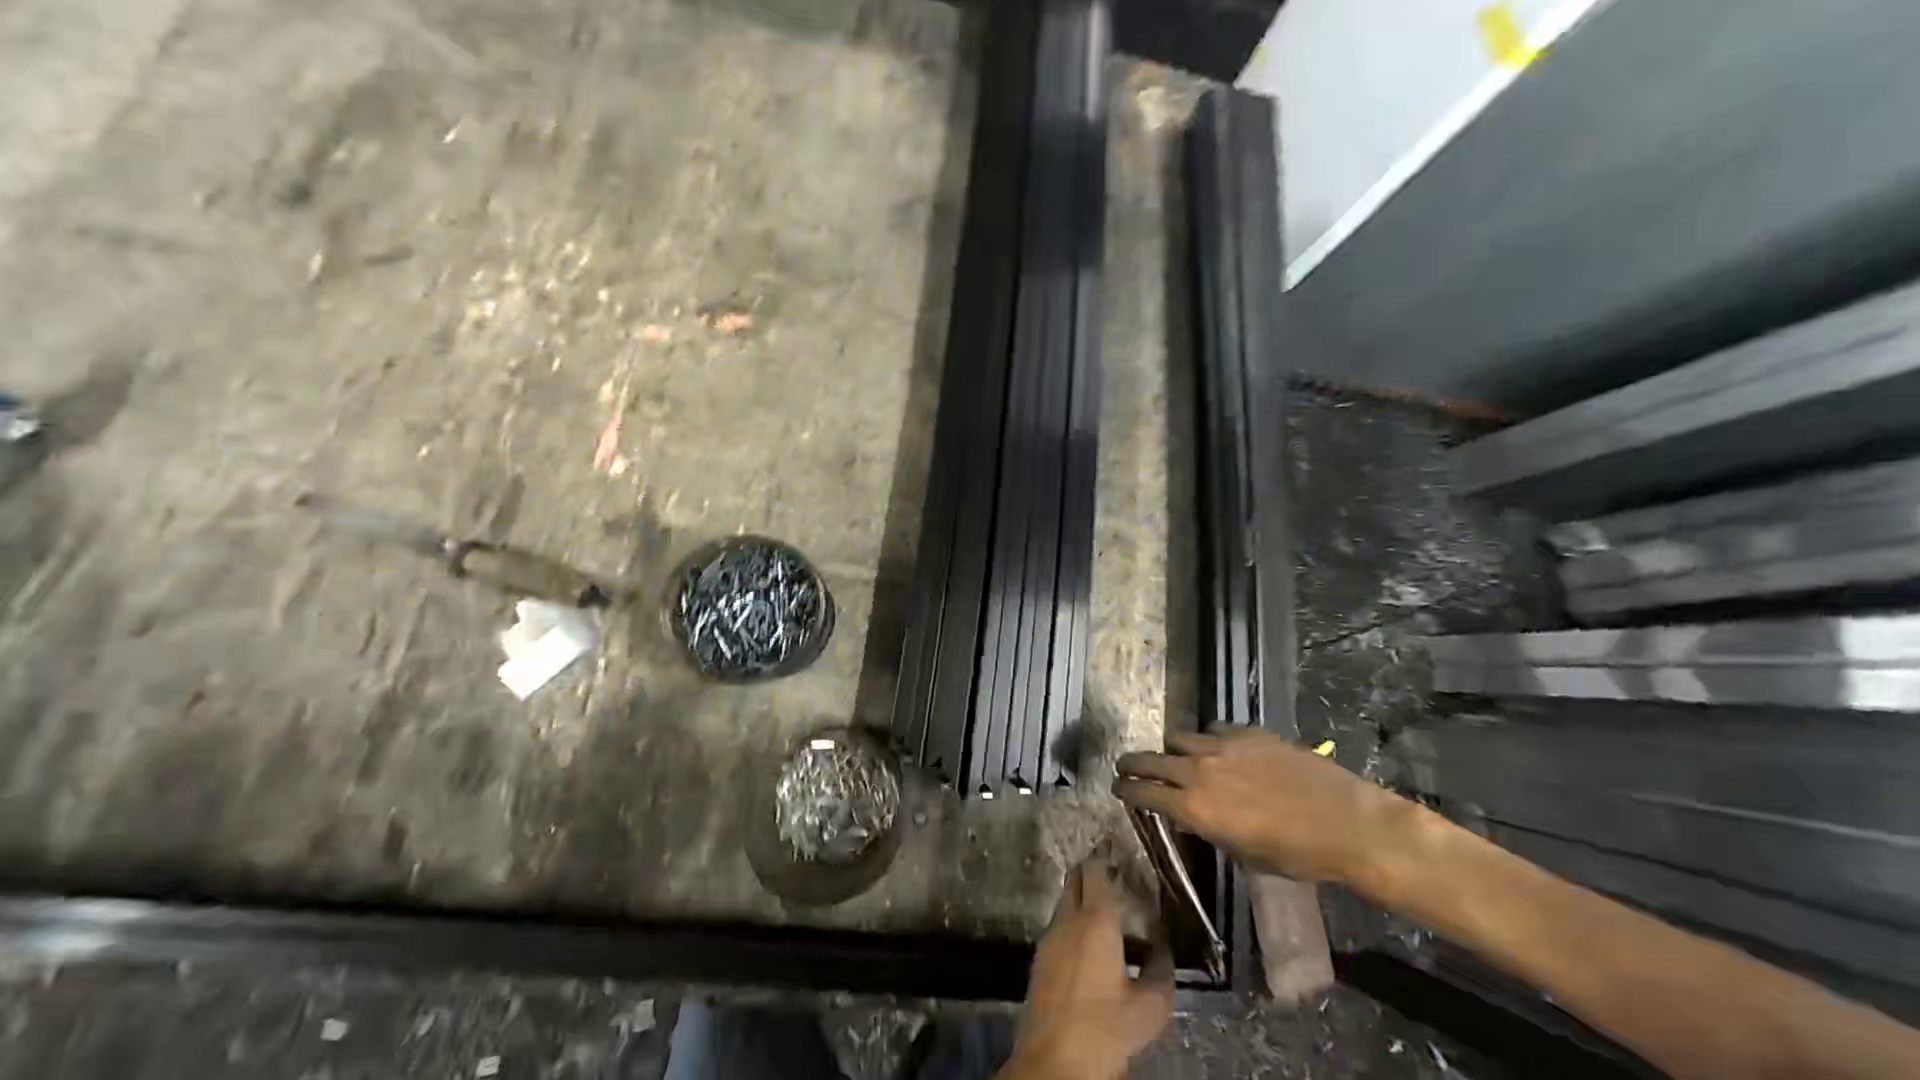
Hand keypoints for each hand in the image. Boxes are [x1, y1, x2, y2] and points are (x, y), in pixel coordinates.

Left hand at [999, 861, 1172, 1079]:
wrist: (1053, 1061)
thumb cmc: (1105, 1029)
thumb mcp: (1150, 1008)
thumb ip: (1162, 973)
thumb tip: (1164, 952)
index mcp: (1095, 920)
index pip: (1094, 870)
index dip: (1105, 858)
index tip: (1119, 855)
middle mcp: (1067, 920)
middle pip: (1074, 880)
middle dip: (1091, 874)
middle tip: (1115, 880)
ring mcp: (1048, 938)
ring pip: (1064, 904)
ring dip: (1081, 901)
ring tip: (1107, 916)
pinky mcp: (1038, 960)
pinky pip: (1058, 927)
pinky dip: (1072, 924)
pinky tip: (1089, 947)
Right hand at [1113, 730, 1410, 884]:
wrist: (1347, 823)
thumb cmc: (1297, 855)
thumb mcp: (1244, 854)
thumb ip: (1211, 829)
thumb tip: (1194, 816)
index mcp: (1195, 808)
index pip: (1144, 793)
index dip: (1126, 790)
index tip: (1117, 788)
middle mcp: (1199, 772)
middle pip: (1150, 759)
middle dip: (1132, 763)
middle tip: (1125, 766)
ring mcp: (1223, 746)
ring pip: (1180, 739)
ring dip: (1173, 750)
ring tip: (1178, 757)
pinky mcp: (1248, 732)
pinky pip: (1214, 729)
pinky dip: (1209, 740)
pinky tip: (1221, 749)